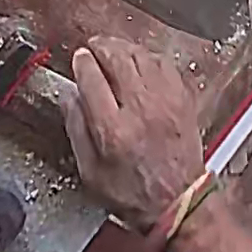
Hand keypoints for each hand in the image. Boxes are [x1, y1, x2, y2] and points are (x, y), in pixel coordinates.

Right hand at [65, 36, 205, 232]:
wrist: (180, 205)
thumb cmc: (134, 193)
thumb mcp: (91, 172)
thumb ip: (76, 129)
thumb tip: (68, 96)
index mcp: (113, 129)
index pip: (91, 78)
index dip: (82, 62)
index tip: (79, 58)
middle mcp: (140, 109)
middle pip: (117, 58)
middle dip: (101, 46)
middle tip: (93, 46)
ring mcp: (165, 101)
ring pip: (141, 55)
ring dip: (124, 47)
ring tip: (114, 49)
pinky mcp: (182, 99)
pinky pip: (164, 63)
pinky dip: (149, 56)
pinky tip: (141, 60)